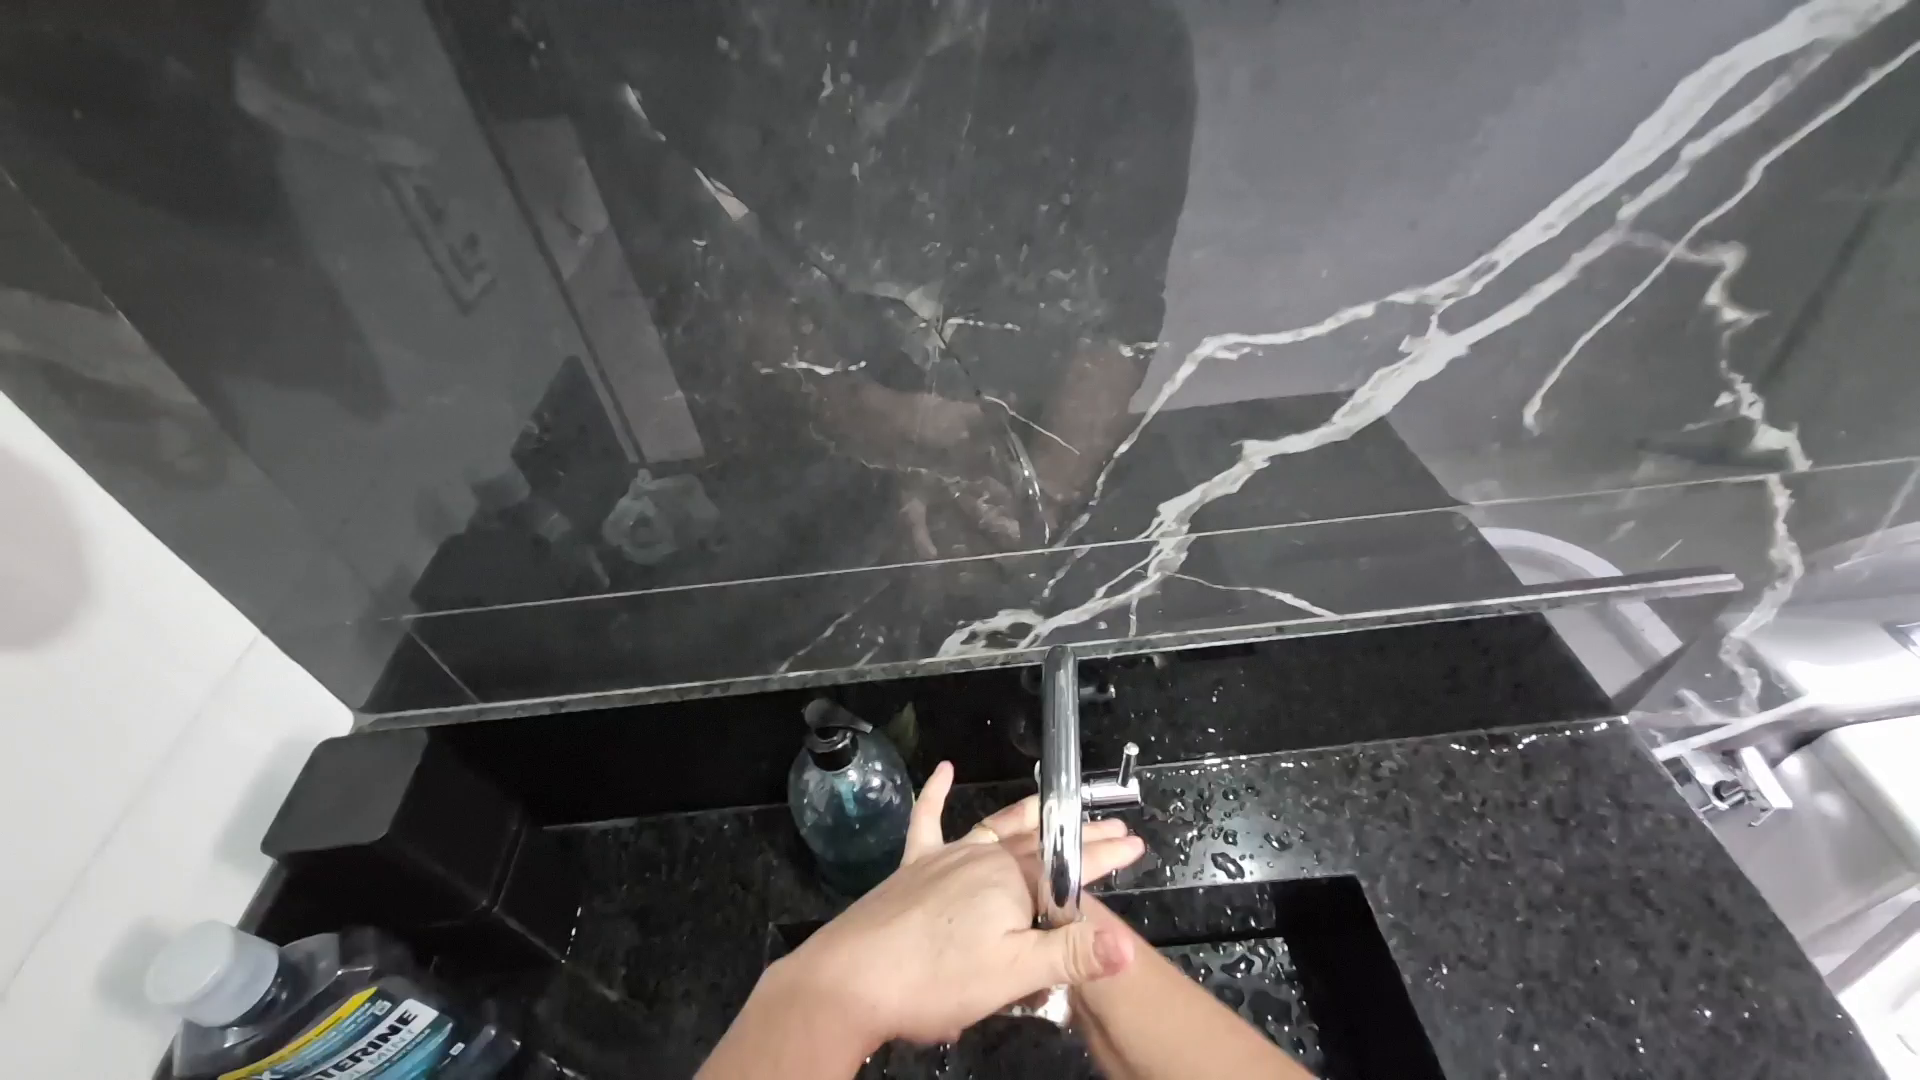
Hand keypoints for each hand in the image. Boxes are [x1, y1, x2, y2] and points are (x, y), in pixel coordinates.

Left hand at [769, 762, 1146, 1049]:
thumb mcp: (1012, 974)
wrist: (854, 977)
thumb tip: (1127, 946)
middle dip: (1079, 834)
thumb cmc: (937, 979)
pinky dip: (936, 794)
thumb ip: (1070, 955)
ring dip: (1030, 815)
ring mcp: (946, 856)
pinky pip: (928, 820)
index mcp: (1012, 882)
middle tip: (1113, 825)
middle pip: (1041, 841)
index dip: (1105, 856)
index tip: (1134, 843)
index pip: (1070, 867)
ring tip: (1056, 801)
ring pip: (998, 826)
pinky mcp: (914, 865)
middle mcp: (983, 858)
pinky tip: (944, 770)